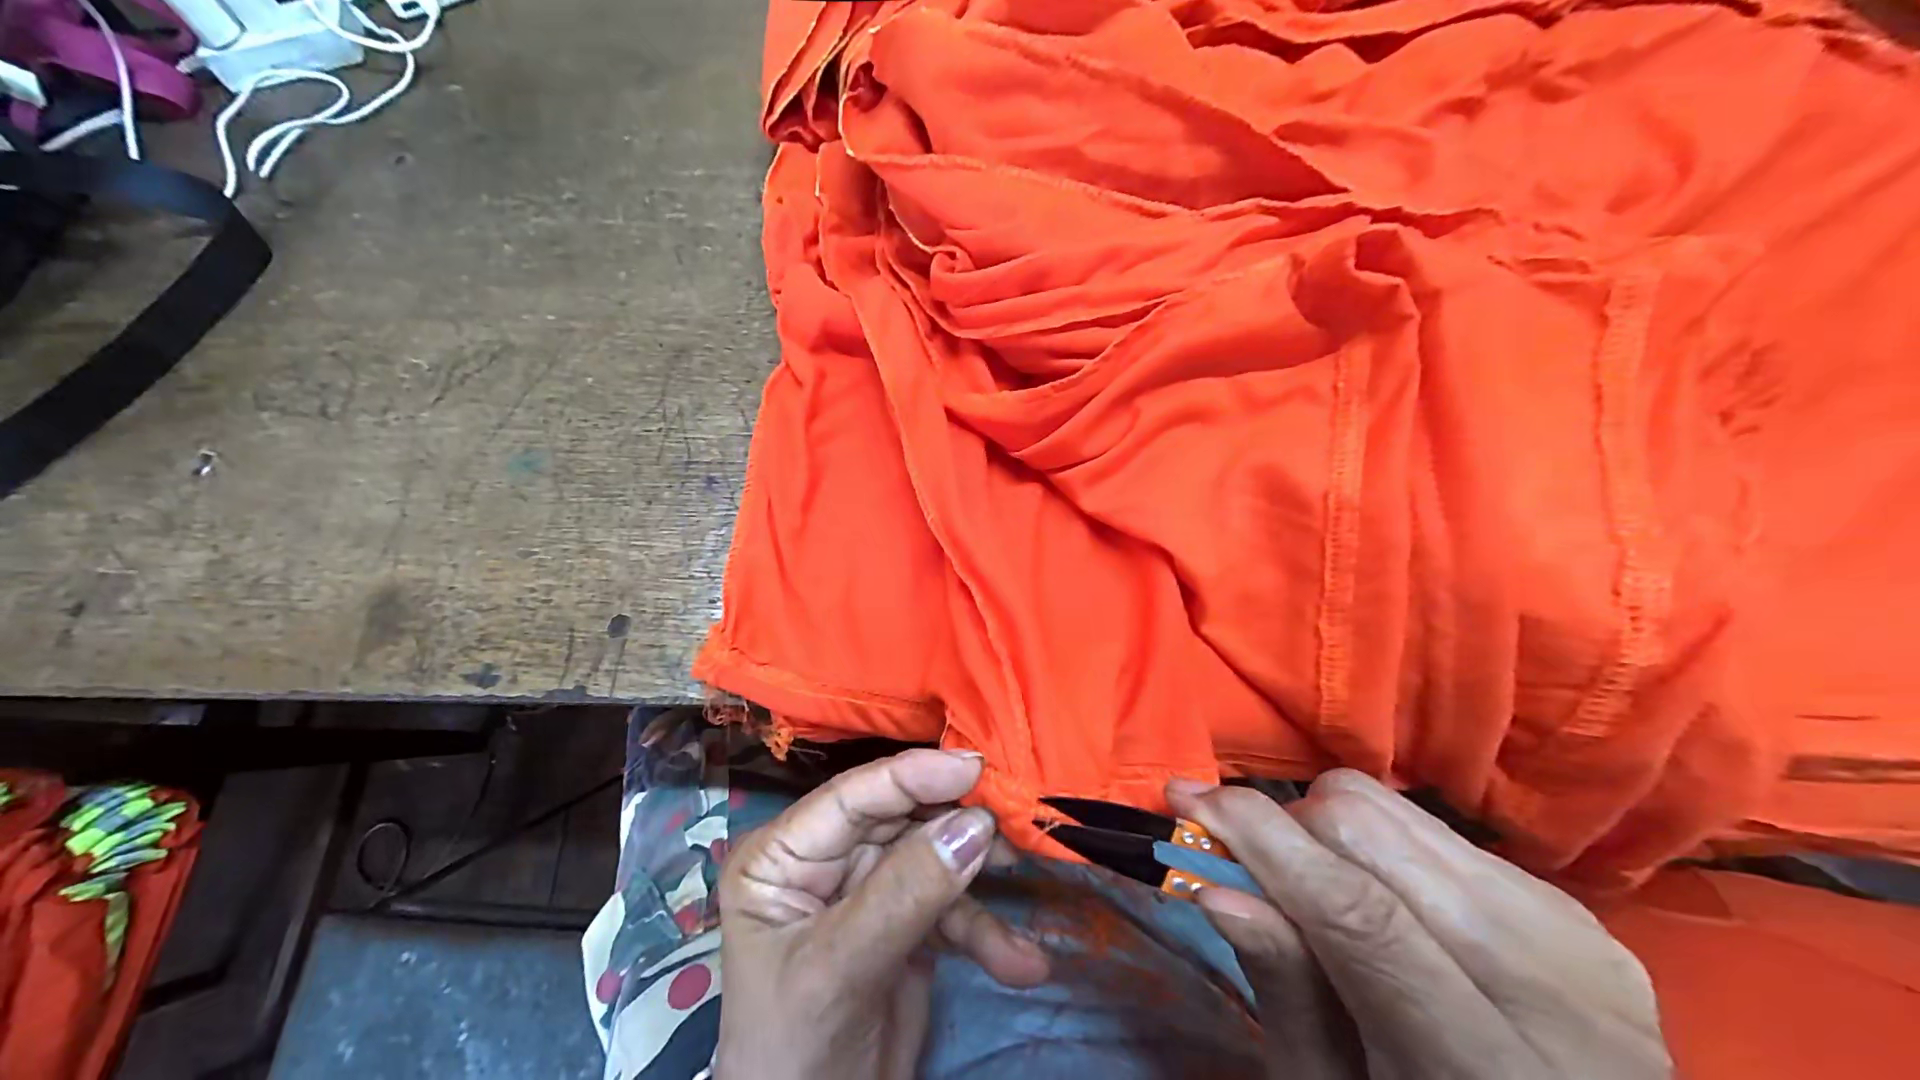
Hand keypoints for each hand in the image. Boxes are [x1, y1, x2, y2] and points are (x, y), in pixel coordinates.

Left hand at [715, 748, 1049, 1079]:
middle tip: (1012, 820)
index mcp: (783, 854)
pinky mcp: (904, 925)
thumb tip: (974, 824)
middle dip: (956, 824)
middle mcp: (825, 861)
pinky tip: (1021, 963)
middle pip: (902, 820)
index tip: (976, 765)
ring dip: (979, 877)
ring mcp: (868, 891)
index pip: (852, 796)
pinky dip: (986, 934)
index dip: (914, 775)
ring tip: (1024, 871)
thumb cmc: (793, 1050)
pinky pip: (950, 911)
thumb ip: (905, 893)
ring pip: (933, 860)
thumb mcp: (840, 967)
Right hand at [1167, 771, 1669, 1079]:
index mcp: (1487, 1070)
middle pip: (1371, 835)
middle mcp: (1550, 987)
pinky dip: (1374, 843)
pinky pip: (1432, 828)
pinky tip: (1376, 893)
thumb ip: (1284, 991)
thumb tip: (1215, 887)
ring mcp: (1572, 937)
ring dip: (1323, 827)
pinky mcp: (1572, 909)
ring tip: (1308, 877)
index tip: (1184, 798)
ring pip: (1396, 809)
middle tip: (1244, 861)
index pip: (1359, 914)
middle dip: (1282, 827)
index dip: (1261, 841)